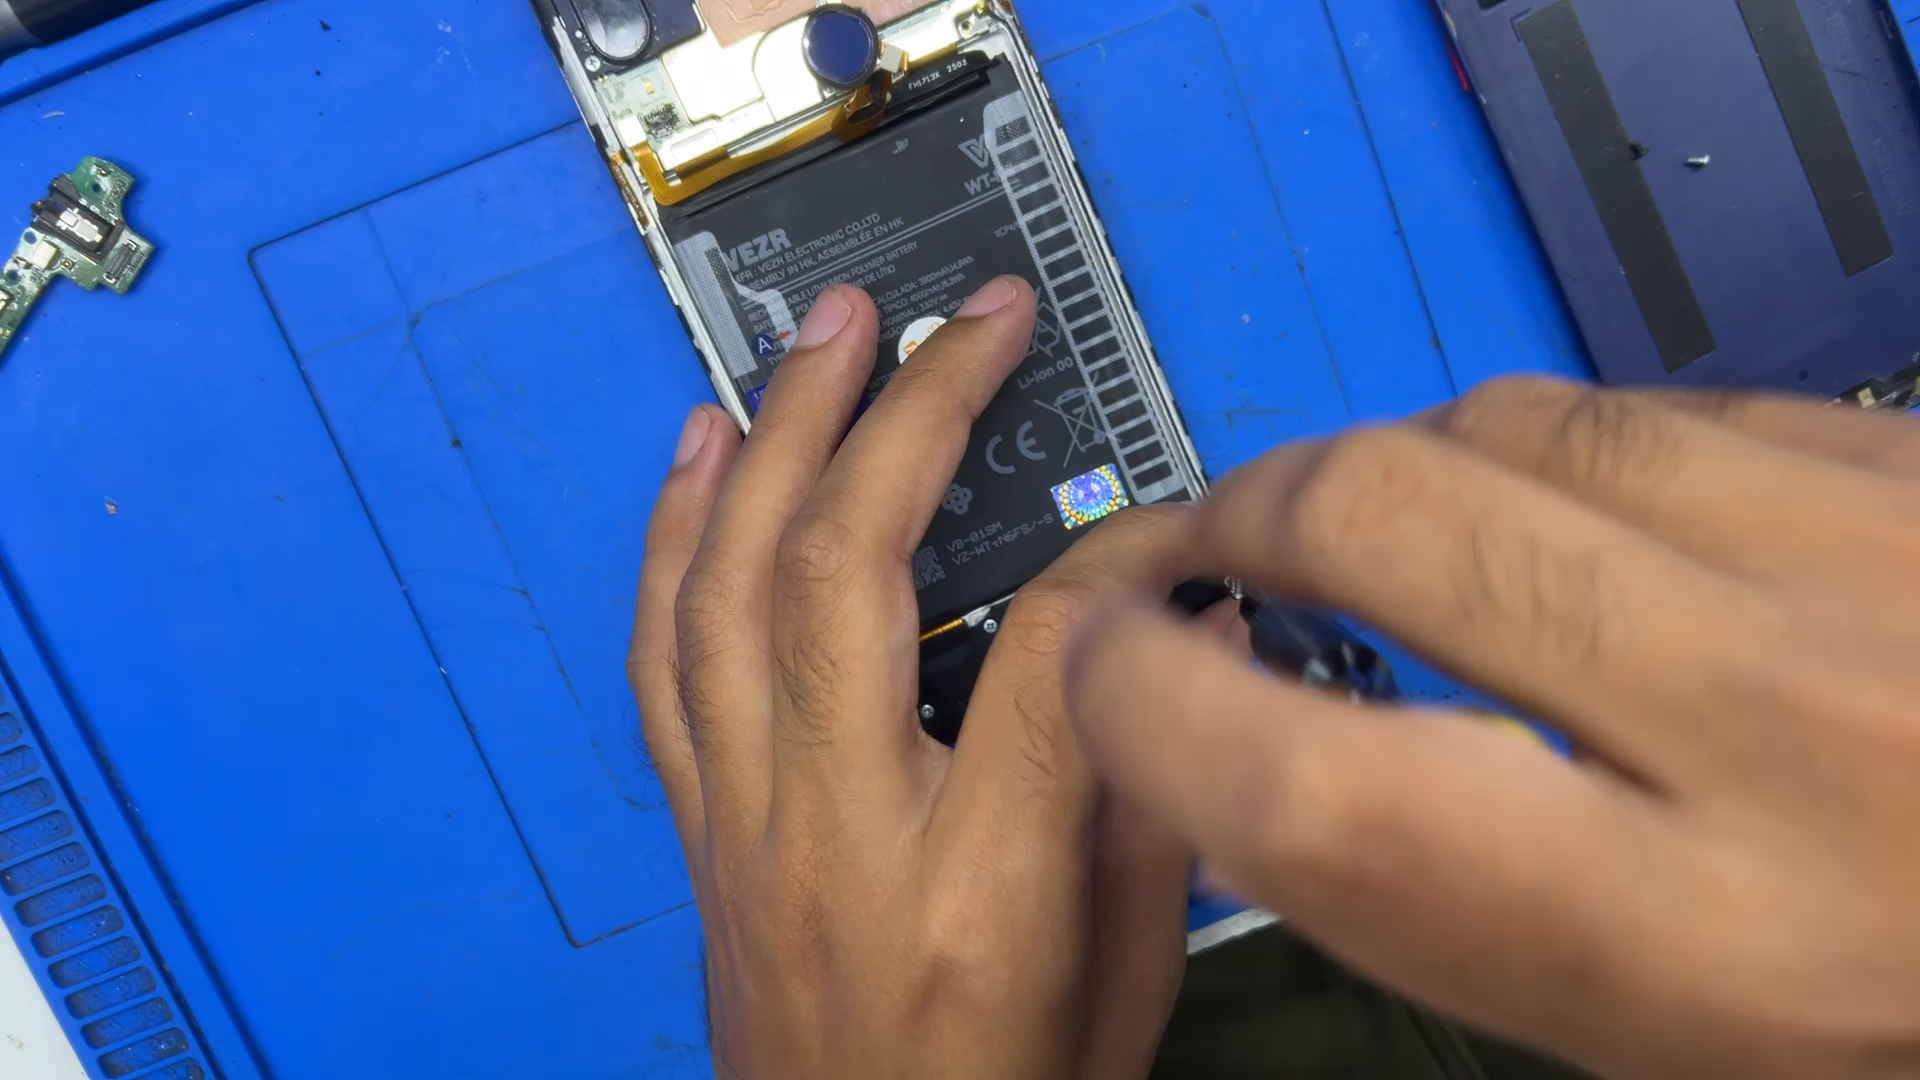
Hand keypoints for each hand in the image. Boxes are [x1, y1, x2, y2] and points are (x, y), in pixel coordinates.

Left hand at [630, 278, 1191, 1078]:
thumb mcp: (1131, 971)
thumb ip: (1144, 787)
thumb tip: (1167, 630)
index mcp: (978, 886)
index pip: (1047, 650)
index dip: (1121, 553)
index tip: (1163, 511)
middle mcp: (834, 830)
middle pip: (845, 570)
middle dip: (898, 415)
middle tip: (935, 317)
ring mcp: (742, 820)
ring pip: (730, 588)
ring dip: (775, 438)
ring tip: (814, 340)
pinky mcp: (699, 821)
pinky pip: (662, 653)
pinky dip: (676, 531)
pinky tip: (703, 448)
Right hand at [1067, 377, 1919, 1079]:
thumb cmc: (1861, 1020)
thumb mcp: (1617, 1018)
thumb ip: (1404, 873)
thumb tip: (1216, 745)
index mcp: (1711, 950)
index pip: (1316, 796)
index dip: (1150, 702)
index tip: (1095, 652)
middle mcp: (1823, 739)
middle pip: (1380, 517)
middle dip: (1245, 510)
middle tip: (1218, 542)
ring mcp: (1908, 564)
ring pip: (1494, 424)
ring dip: (1378, 467)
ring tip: (1381, 528)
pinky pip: (1626, 401)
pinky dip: (1519, 446)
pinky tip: (1542, 511)